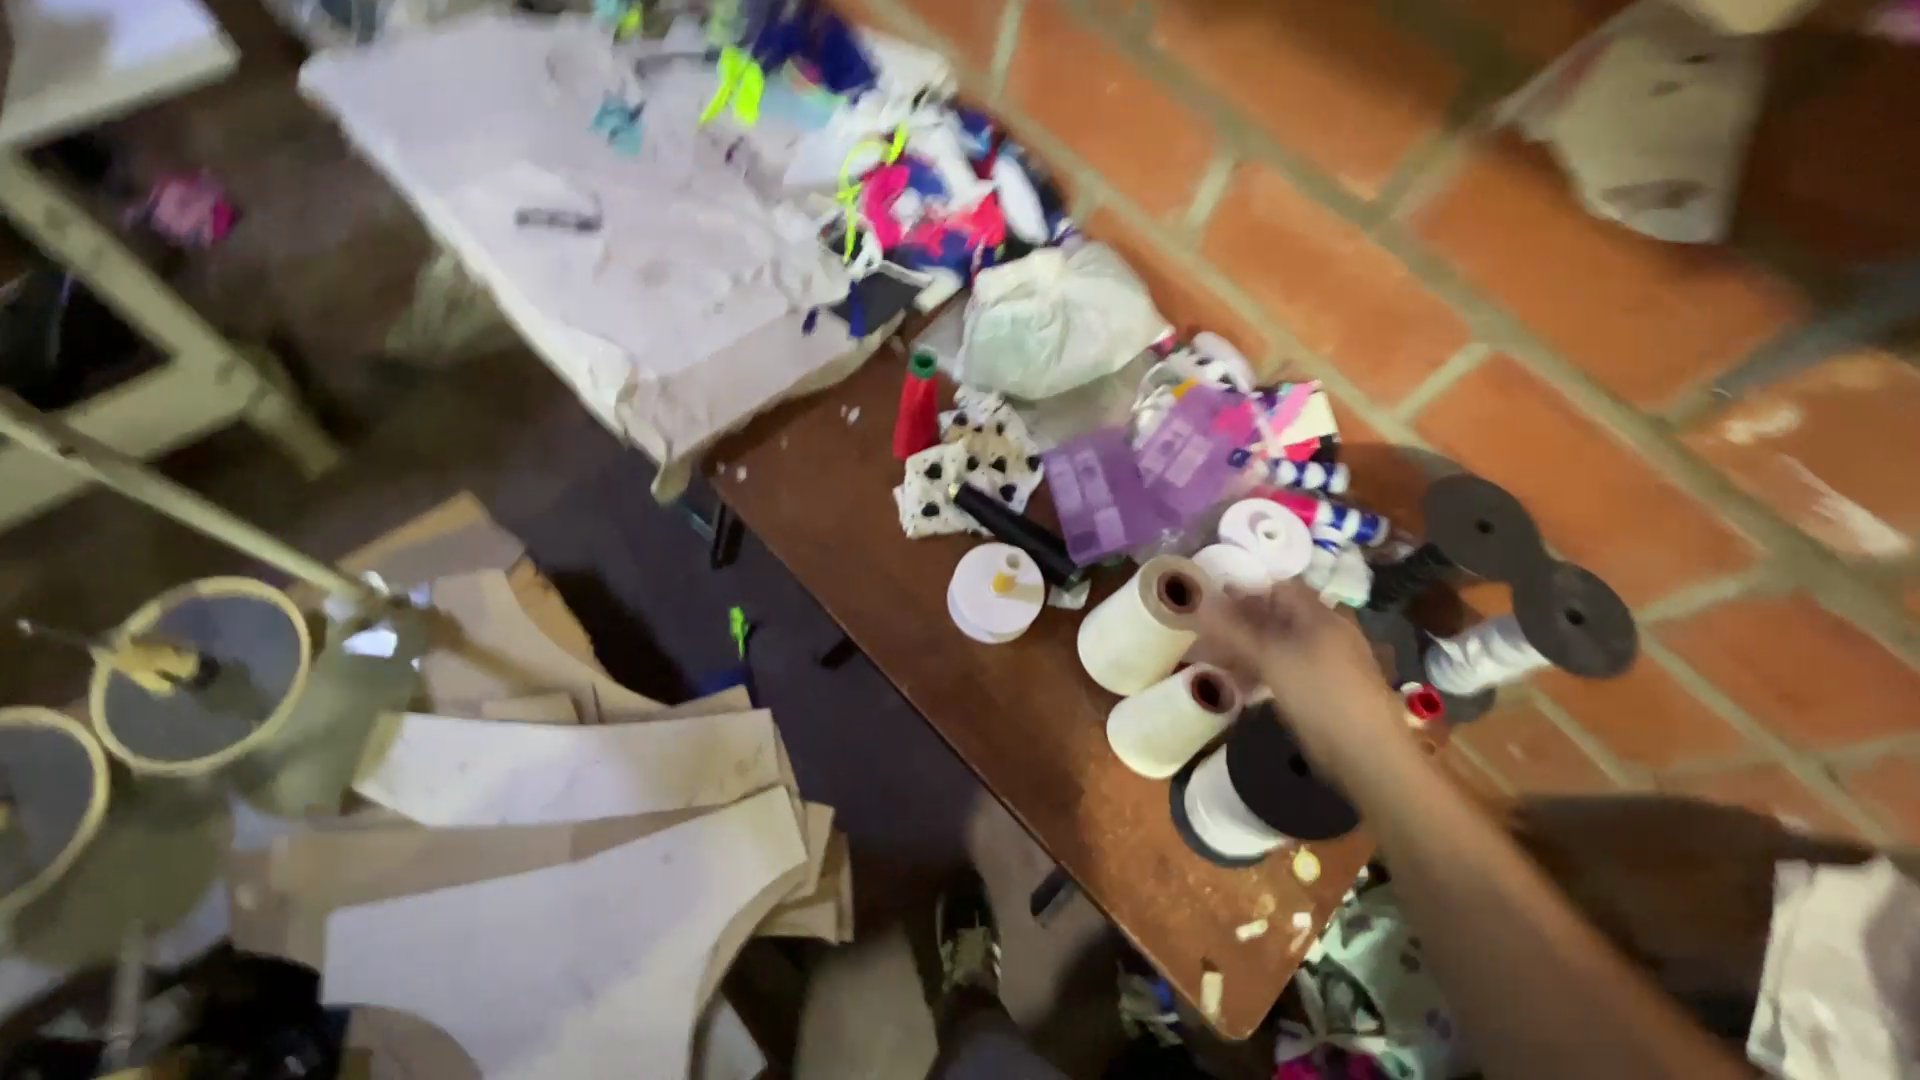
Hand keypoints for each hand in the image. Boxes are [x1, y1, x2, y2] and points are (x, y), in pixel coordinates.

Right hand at [1196, 583, 1406, 768]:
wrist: (1366, 751)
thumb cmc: (1318, 693)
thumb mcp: (1271, 658)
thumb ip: (1235, 630)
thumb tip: (1202, 603)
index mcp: (1319, 615)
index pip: (1279, 587)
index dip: (1246, 590)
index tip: (1213, 602)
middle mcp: (1325, 632)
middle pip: (1278, 616)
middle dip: (1242, 622)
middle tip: (1207, 634)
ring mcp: (1325, 662)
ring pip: (1279, 645)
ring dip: (1248, 649)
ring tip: (1216, 660)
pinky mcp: (1322, 689)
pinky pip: (1286, 669)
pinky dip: (1262, 671)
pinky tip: (1240, 684)